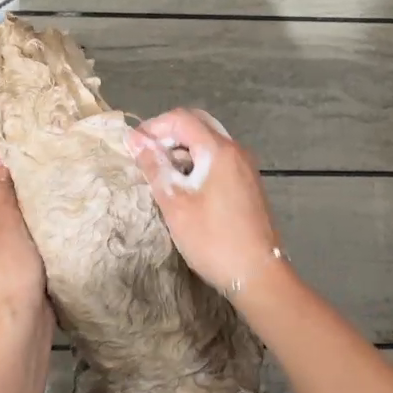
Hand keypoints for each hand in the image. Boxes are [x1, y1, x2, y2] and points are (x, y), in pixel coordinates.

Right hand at [124, 108, 283, 294]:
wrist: (258, 274)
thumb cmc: (212, 238)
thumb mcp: (174, 202)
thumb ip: (154, 166)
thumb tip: (134, 138)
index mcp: (219, 149)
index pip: (181, 118)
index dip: (154, 126)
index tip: (134, 147)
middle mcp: (236, 150)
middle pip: (198, 123)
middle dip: (169, 133)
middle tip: (148, 154)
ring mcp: (246, 166)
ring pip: (210, 140)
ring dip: (183, 147)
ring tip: (163, 171)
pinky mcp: (249, 183)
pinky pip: (220, 157)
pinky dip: (199, 160)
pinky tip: (187, 184)